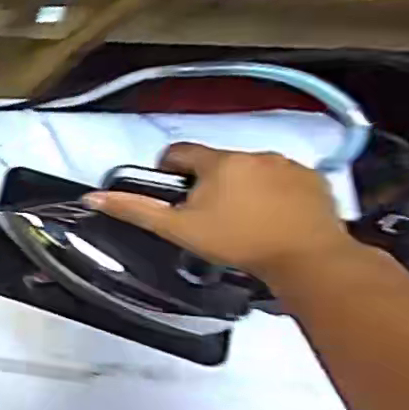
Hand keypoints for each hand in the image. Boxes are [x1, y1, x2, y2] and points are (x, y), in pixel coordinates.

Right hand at [84, 142, 358, 283]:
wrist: (308, 258)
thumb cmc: (236, 240)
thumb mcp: (175, 228)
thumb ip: (133, 209)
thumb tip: (92, 197)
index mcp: (219, 163)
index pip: (179, 151)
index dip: (168, 170)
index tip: (173, 193)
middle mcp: (255, 155)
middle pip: (215, 161)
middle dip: (205, 181)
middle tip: (202, 212)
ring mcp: (290, 166)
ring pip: (248, 168)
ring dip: (238, 184)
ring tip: (237, 215)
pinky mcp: (316, 179)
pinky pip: (280, 177)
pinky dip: (270, 190)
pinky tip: (267, 214)